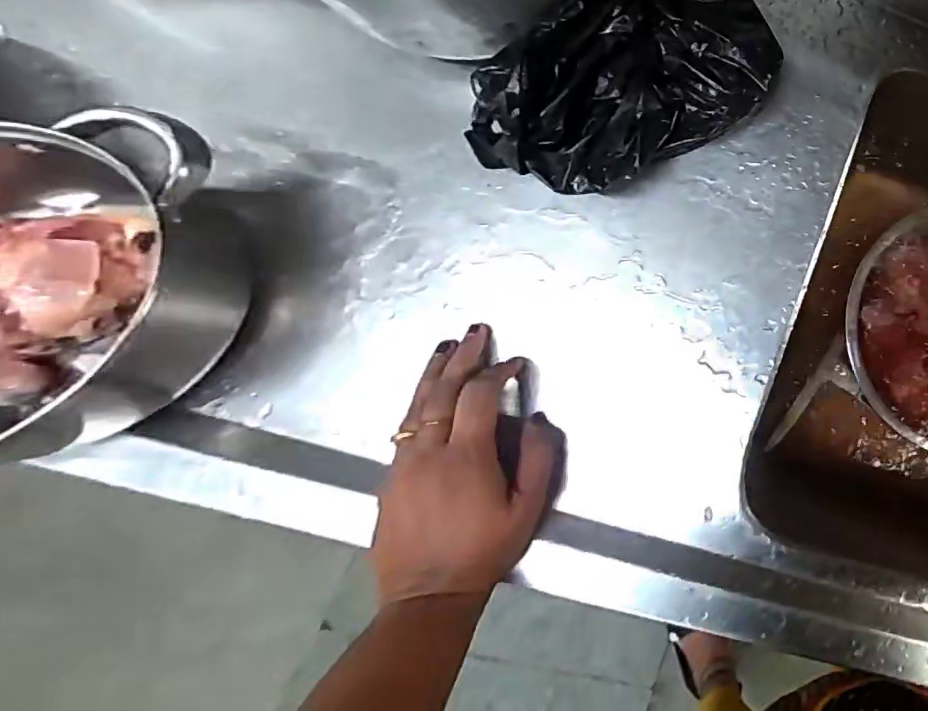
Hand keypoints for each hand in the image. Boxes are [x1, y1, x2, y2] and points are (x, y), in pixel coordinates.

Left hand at [372, 324, 563, 606]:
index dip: (499, 371)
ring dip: (434, 371)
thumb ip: (538, 458)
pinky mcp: (389, 477)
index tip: (515, 363)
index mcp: (466, 457)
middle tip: (476, 330)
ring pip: (416, 405)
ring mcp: (403, 464)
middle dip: (463, 357)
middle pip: (443, 391)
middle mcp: (429, 452)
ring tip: (446, 347)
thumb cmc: (485, 549)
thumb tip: (535, 417)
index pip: (479, 396)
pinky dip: (418, 399)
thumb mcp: (527, 508)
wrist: (425, 597)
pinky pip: (404, 426)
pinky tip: (426, 391)